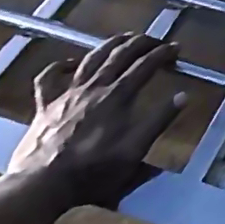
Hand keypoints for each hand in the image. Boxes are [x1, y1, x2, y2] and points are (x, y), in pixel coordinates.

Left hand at [8, 33, 186, 206]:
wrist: (40, 185)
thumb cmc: (93, 171)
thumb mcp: (135, 150)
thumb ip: (159, 121)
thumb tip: (183, 96)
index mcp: (117, 97)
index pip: (145, 66)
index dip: (162, 53)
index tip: (176, 48)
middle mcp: (93, 88)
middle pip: (118, 55)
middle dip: (140, 43)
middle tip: (154, 39)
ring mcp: (66, 95)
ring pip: (89, 59)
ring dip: (108, 45)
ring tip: (123, 38)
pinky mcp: (45, 106)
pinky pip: (48, 78)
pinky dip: (59, 66)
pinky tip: (70, 62)